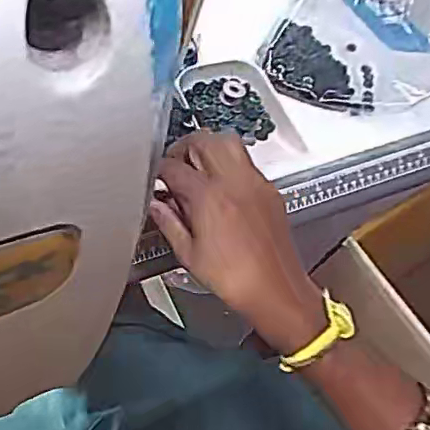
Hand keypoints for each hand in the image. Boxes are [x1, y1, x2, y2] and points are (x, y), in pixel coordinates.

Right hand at [149, 132, 327, 352]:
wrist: (274, 290)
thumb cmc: (235, 279)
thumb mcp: (189, 254)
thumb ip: (169, 223)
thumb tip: (156, 206)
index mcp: (209, 197)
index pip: (174, 166)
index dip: (159, 170)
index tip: (155, 178)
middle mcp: (234, 182)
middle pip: (204, 140)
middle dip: (183, 148)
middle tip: (174, 165)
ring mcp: (255, 183)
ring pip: (229, 142)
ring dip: (208, 148)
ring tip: (196, 168)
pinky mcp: (269, 192)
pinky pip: (246, 163)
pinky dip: (229, 164)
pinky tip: (220, 187)